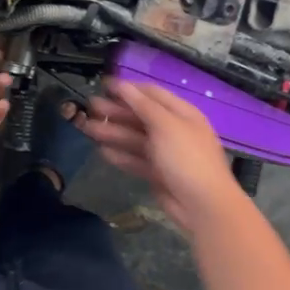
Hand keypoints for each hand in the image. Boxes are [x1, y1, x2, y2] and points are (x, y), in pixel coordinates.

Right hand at [79, 80, 245, 231]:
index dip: (127, 89)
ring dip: (112, 132)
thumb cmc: (187, 158)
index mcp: (181, 113)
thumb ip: (142, 105)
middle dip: (115, 111)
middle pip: (140, 116)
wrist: (203, 205)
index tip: (102, 85)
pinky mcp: (158, 173)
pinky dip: (120, 155)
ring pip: (135, 138)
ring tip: (86, 128)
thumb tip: (122, 84)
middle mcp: (173, 130)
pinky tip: (102, 152)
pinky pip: (136, 160)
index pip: (151, 94)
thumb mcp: (166, 125)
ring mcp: (165, 153)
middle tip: (89, 107)